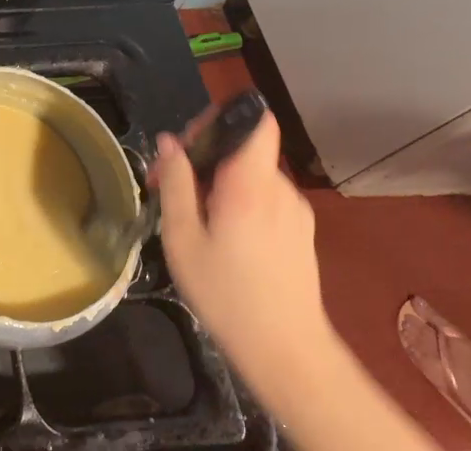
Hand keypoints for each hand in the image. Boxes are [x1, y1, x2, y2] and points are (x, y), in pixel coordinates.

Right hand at [151, 109, 328, 368]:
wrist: (287, 352)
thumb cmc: (227, 295)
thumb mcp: (182, 239)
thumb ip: (177, 183)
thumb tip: (170, 142)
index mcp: (251, 185)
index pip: (255, 120)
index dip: (221, 118)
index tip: (189, 145)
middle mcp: (280, 189)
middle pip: (244, 148)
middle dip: (204, 157)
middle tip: (170, 187)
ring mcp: (296, 211)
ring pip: (251, 174)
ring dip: (219, 183)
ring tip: (192, 219)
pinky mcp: (301, 231)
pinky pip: (264, 198)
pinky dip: (239, 202)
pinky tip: (222, 238)